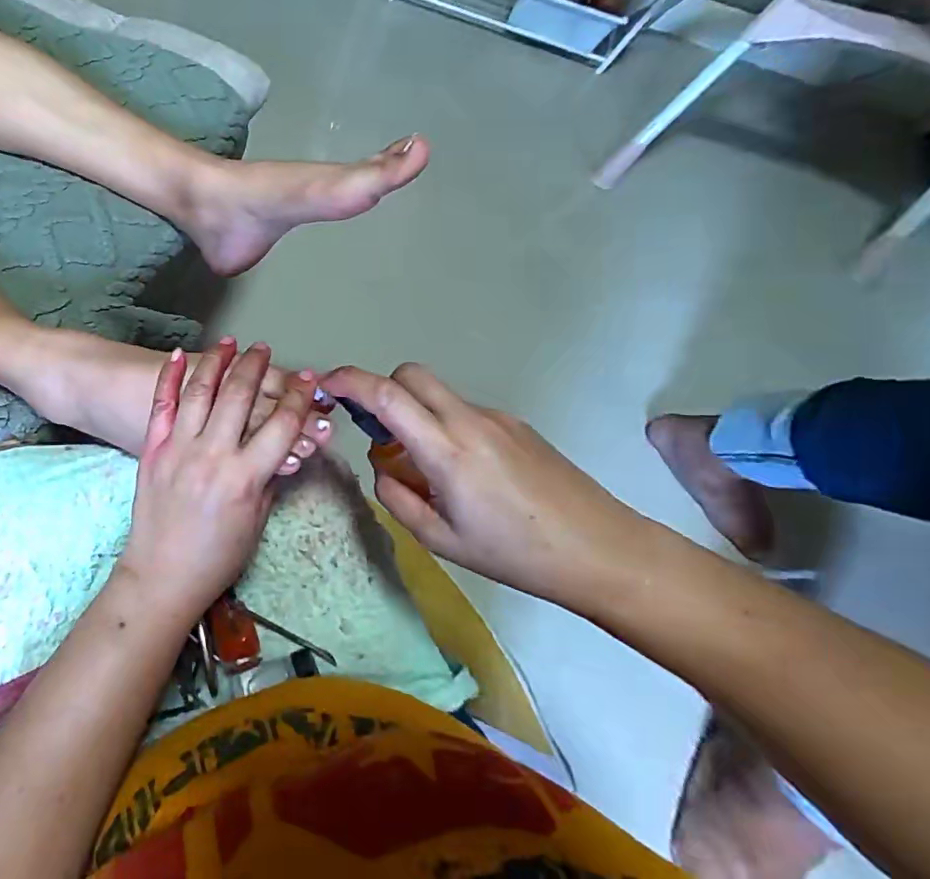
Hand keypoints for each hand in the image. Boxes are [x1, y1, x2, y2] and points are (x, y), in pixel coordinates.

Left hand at [118, 340, 314, 622]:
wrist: (161, 575)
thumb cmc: (217, 557)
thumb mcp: (257, 520)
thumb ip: (271, 477)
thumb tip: (289, 443)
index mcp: (245, 477)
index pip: (282, 424)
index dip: (300, 397)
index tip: (311, 379)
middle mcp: (212, 455)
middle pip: (240, 397)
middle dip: (257, 367)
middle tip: (266, 349)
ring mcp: (178, 448)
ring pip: (201, 391)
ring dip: (219, 361)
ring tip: (232, 342)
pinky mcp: (153, 448)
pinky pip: (162, 404)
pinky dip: (171, 377)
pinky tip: (181, 354)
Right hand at [320, 363, 649, 602]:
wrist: (602, 550)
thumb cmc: (515, 555)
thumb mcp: (440, 540)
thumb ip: (396, 496)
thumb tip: (383, 465)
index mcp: (447, 451)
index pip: (388, 396)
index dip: (350, 380)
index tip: (327, 384)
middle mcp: (470, 421)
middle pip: (411, 374)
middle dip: (382, 389)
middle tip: (377, 431)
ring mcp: (497, 418)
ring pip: (438, 395)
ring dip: (416, 414)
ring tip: (428, 470)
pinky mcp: (516, 424)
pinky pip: (464, 412)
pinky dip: (445, 427)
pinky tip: (466, 475)